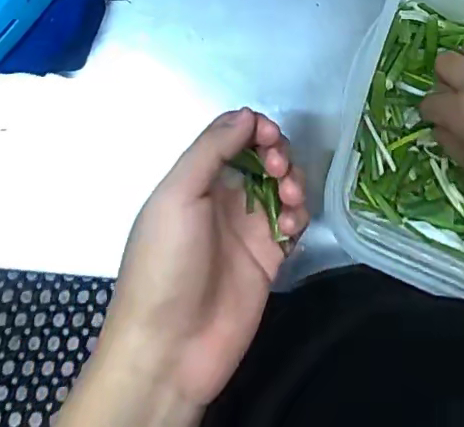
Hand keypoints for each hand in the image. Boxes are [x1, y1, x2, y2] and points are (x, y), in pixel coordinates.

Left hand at [70, 108, 308, 424]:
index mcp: (196, 179)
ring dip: (292, 180)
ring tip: (289, 197)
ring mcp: (248, 228)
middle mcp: (224, 197)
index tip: (268, 134)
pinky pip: (293, 222)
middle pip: (262, 157)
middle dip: (277, 152)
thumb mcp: (178, 195)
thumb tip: (246, 113)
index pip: (232, 137)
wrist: (169, 350)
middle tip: (278, 167)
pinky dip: (298, 214)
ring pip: (282, 186)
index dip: (254, 128)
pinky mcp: (269, 258)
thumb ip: (211, 149)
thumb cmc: (165, 263)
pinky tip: (291, 223)